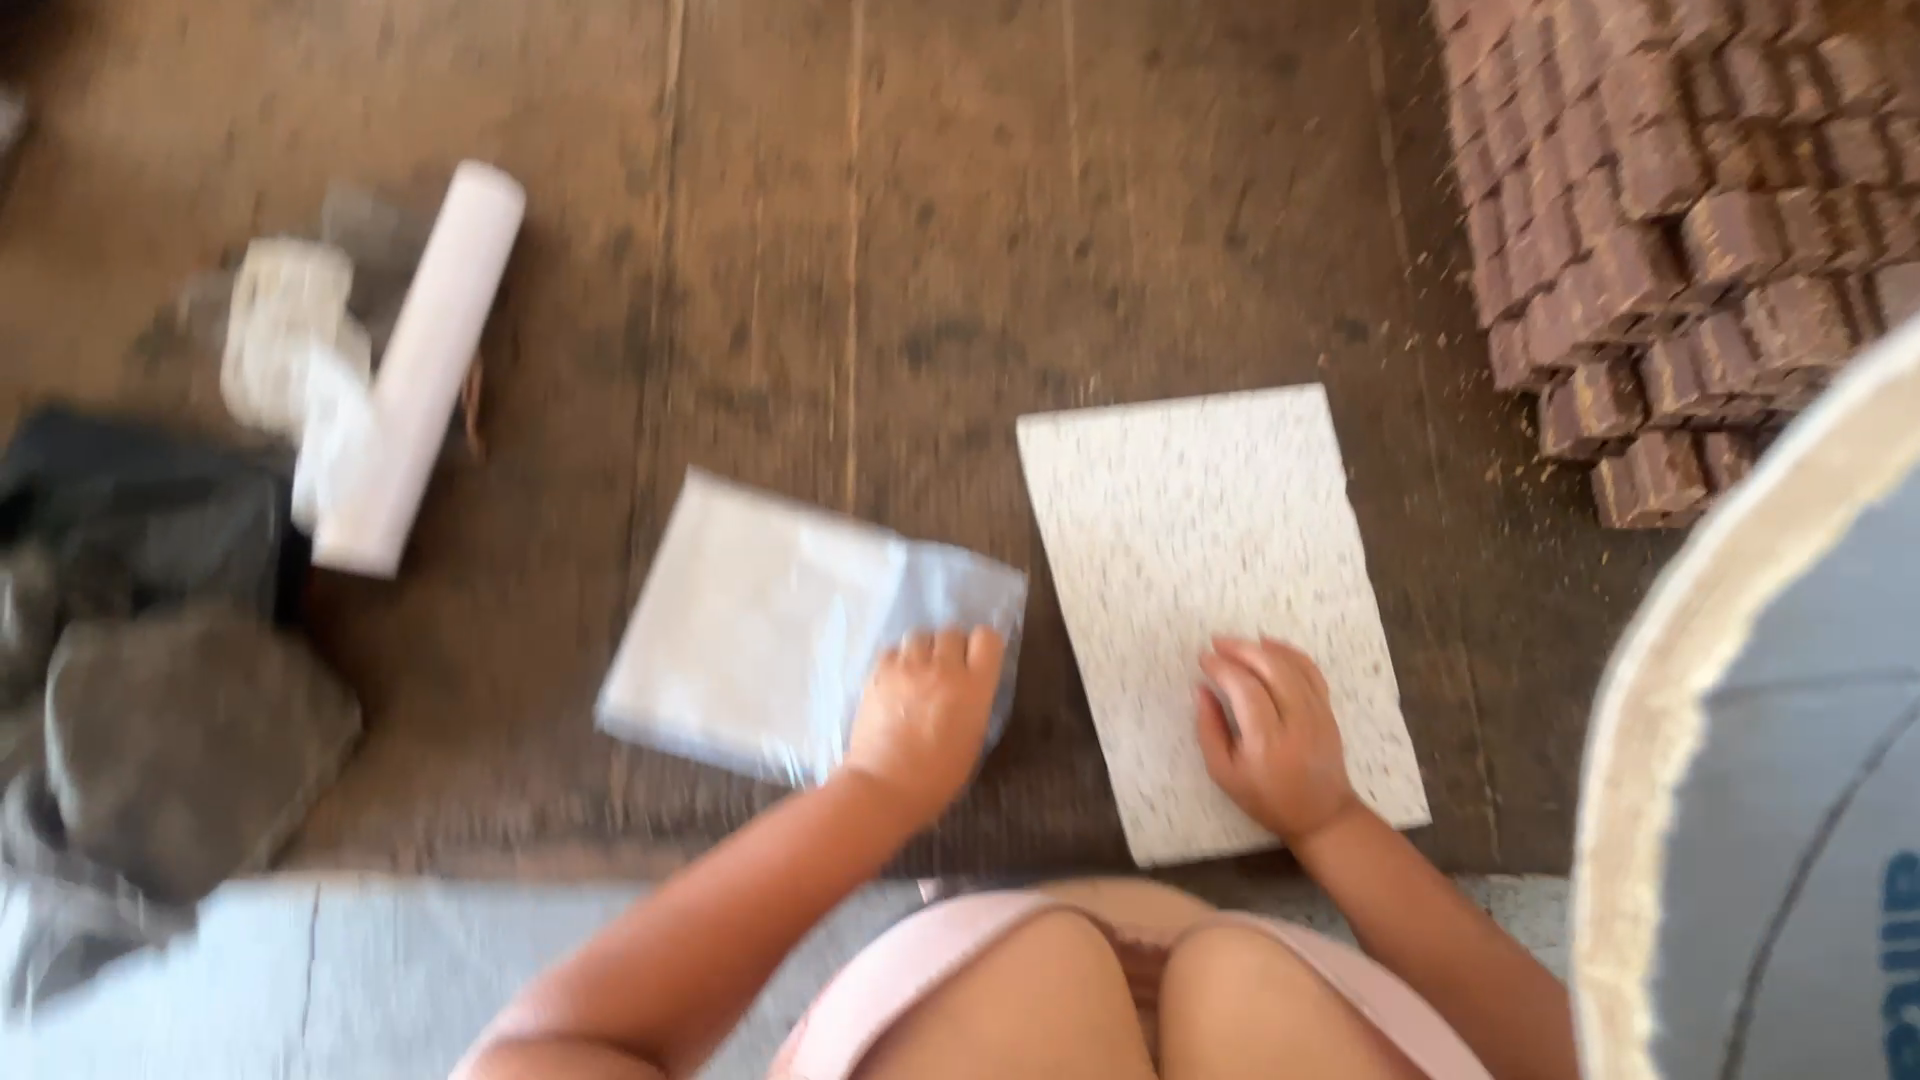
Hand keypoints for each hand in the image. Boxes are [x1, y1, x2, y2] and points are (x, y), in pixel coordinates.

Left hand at [841, 626, 1006, 830]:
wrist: (885, 785)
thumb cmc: (939, 775)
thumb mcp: (973, 736)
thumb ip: (974, 700)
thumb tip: (968, 683)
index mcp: (974, 686)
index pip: (988, 637)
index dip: (982, 646)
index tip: (975, 660)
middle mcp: (943, 668)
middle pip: (952, 631)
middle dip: (950, 647)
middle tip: (944, 670)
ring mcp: (908, 666)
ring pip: (919, 634)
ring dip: (922, 649)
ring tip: (916, 671)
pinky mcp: (879, 671)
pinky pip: (892, 649)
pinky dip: (896, 659)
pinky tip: (894, 680)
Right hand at [1194, 636, 1364, 847]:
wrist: (1321, 815)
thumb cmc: (1265, 797)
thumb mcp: (1223, 772)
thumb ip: (1208, 729)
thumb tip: (1201, 689)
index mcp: (1267, 741)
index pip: (1245, 689)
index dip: (1223, 668)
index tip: (1204, 659)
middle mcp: (1297, 722)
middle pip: (1271, 669)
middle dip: (1241, 649)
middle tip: (1217, 643)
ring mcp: (1318, 713)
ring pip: (1292, 665)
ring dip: (1261, 647)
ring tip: (1236, 643)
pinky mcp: (1328, 710)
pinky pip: (1311, 671)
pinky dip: (1289, 652)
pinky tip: (1268, 645)